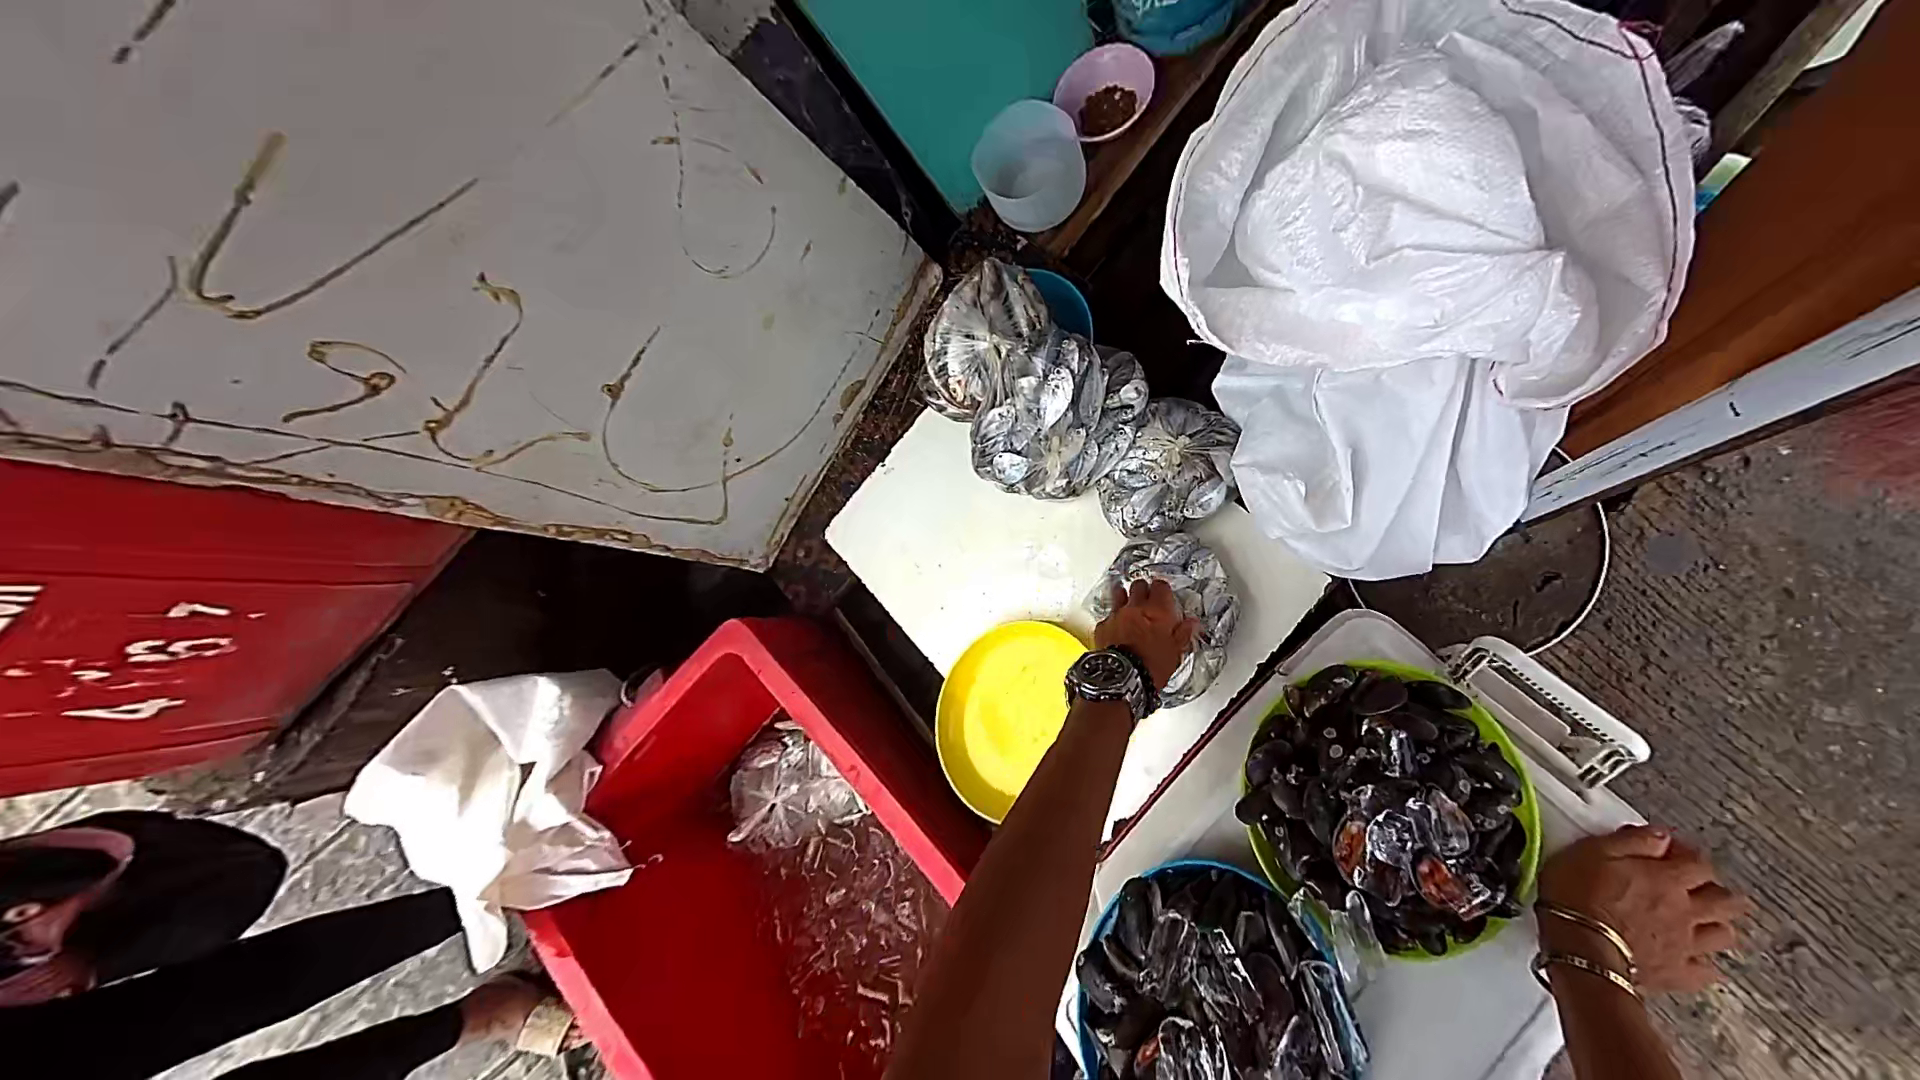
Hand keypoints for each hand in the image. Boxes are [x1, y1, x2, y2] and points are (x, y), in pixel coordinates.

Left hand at [1096, 579, 1199, 690]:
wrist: (1122, 677)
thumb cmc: (1150, 666)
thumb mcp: (1175, 652)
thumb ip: (1183, 633)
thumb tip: (1191, 623)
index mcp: (1158, 611)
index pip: (1161, 586)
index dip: (1162, 588)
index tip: (1164, 593)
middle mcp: (1135, 608)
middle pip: (1138, 585)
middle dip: (1144, 589)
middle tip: (1148, 598)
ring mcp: (1117, 615)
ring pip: (1119, 594)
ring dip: (1125, 597)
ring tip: (1130, 606)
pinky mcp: (1102, 626)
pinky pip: (1108, 615)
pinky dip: (1113, 618)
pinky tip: (1117, 626)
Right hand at [1537, 825, 1749, 993]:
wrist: (1581, 946)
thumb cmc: (1578, 896)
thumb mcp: (1590, 852)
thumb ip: (1630, 841)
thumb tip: (1657, 834)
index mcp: (1665, 878)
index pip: (1696, 861)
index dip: (1686, 853)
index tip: (1669, 849)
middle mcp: (1686, 910)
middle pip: (1726, 900)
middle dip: (1716, 890)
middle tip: (1696, 885)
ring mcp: (1687, 944)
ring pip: (1723, 934)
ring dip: (1715, 923)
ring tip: (1697, 918)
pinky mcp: (1680, 973)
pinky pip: (1706, 969)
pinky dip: (1701, 961)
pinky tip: (1687, 955)